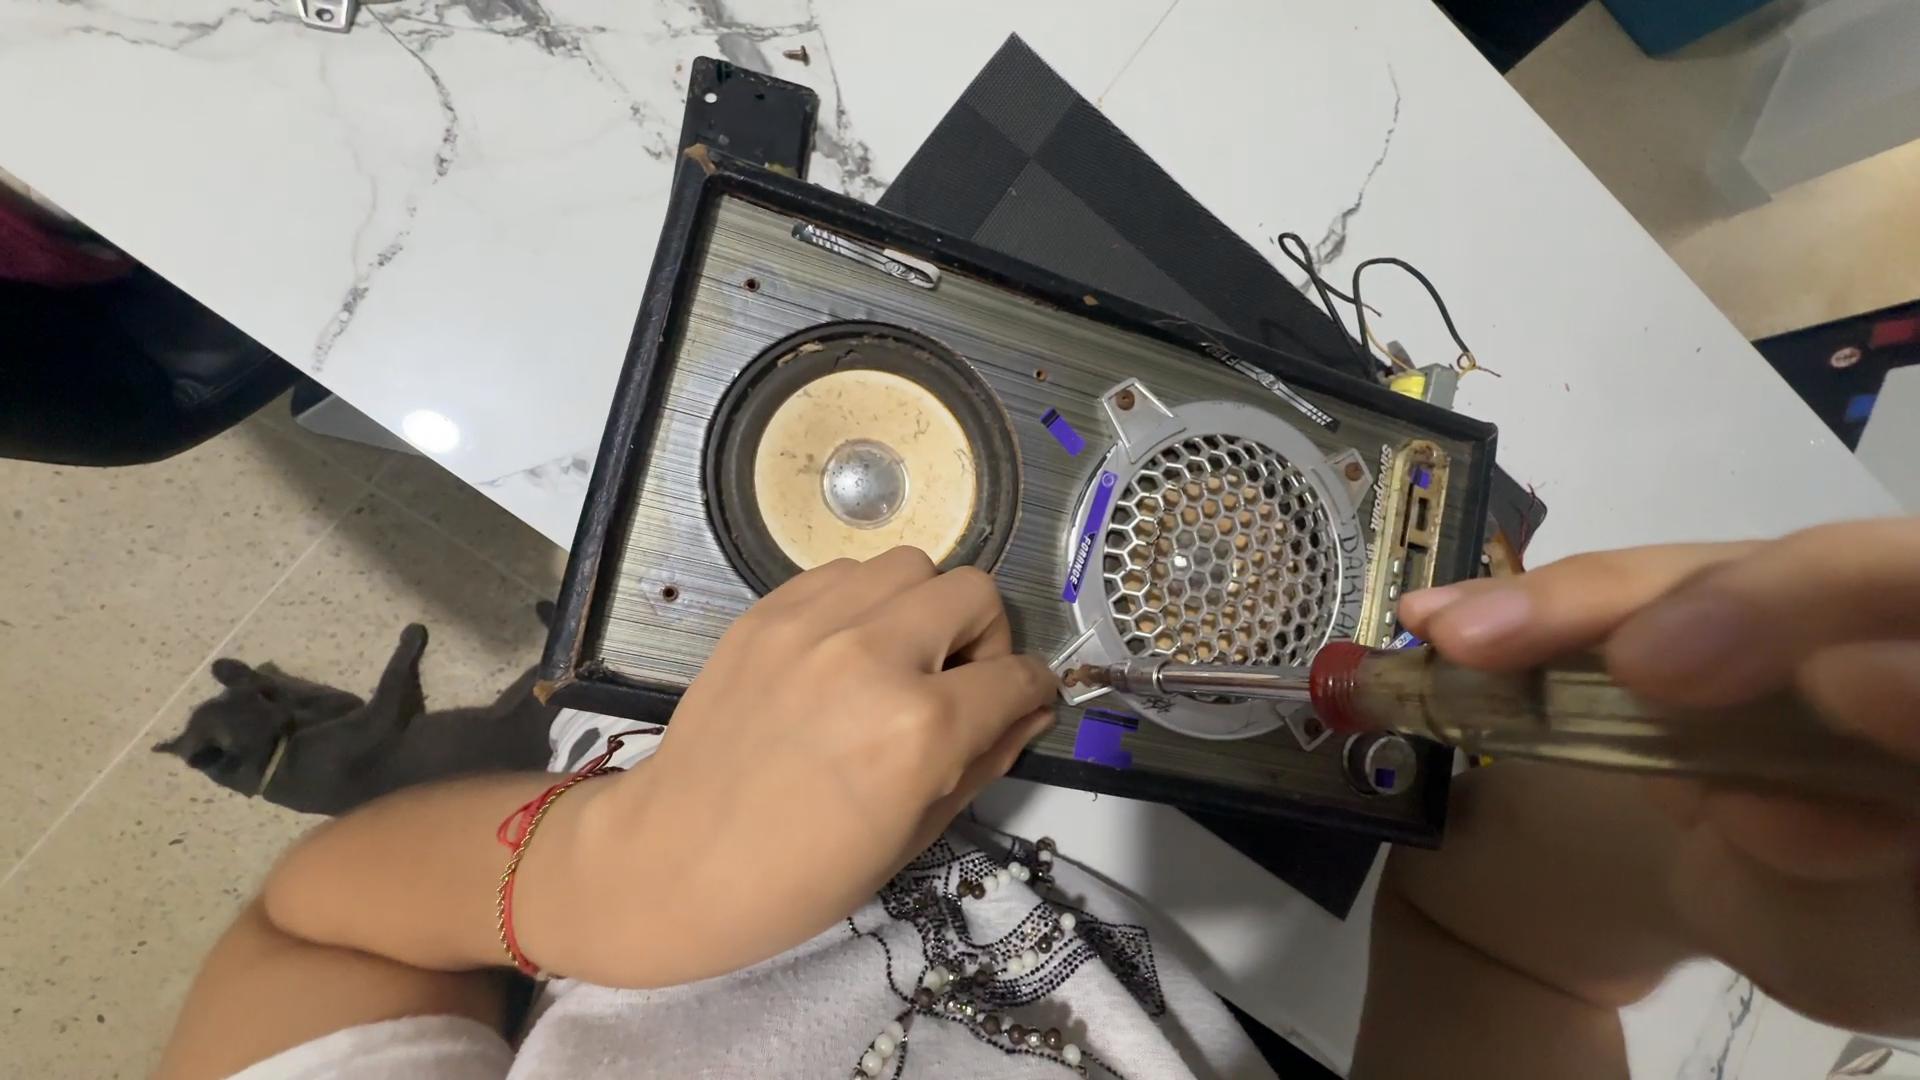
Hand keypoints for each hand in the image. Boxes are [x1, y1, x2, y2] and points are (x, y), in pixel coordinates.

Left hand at [519, 547, 1056, 987]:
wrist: (672, 861)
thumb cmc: (801, 875)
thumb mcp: (917, 833)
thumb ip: (987, 756)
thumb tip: (1029, 707)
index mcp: (917, 730)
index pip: (1016, 676)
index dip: (1033, 690)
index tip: (1022, 700)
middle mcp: (871, 656)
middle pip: (973, 591)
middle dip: (984, 637)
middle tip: (954, 680)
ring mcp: (812, 624)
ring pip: (911, 565)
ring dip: (923, 608)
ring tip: (896, 657)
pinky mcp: (767, 611)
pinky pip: (846, 572)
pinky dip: (864, 602)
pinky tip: (843, 649)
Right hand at [1398, 520, 1919, 1035]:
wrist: (1697, 861)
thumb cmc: (1789, 918)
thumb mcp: (1835, 947)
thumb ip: (1850, 901)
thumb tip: (1779, 808)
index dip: (1917, 661)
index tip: (1844, 690)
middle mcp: (1888, 631)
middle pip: (1861, 566)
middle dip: (1745, 601)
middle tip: (1632, 665)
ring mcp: (1775, 594)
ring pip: (1701, 562)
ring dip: (1575, 599)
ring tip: (1462, 636)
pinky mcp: (1667, 585)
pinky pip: (1598, 579)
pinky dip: (1516, 601)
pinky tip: (1440, 617)